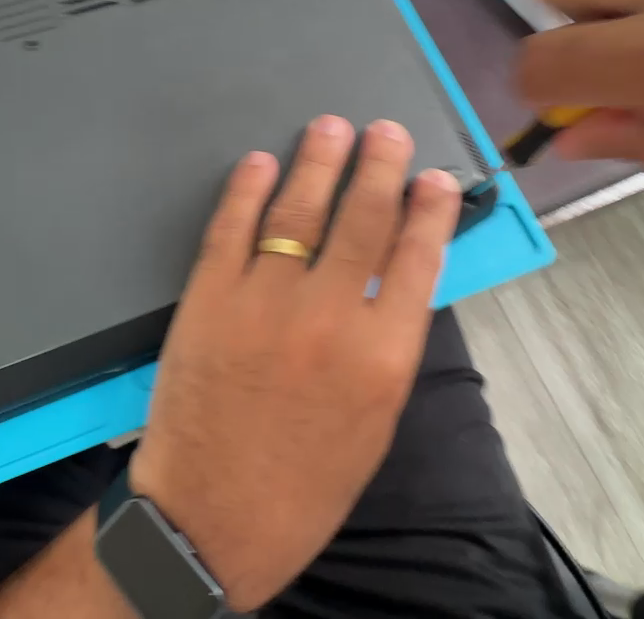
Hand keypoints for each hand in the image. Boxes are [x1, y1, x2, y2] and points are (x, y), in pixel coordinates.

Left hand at [127, 116, 460, 611]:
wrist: (212, 516)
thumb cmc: (305, 482)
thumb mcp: (373, 420)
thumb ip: (387, 344)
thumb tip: (397, 275)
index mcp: (383, 356)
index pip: (417, 258)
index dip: (430, 210)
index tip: (435, 178)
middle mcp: (329, 318)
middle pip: (362, 220)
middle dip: (379, 167)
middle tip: (386, 132)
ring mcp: (264, 302)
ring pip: (298, 211)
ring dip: (318, 163)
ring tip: (331, 127)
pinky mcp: (208, 299)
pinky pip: (231, 228)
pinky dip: (246, 189)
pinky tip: (260, 162)